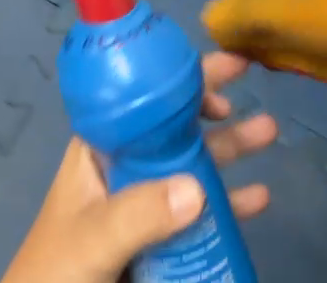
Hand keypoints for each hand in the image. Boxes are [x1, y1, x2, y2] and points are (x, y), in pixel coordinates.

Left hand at [0, 53, 276, 282]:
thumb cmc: (57, 267)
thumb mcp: (93, 236)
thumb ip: (138, 213)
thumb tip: (197, 185)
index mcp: (100, 150)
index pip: (143, 100)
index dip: (181, 78)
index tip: (220, 64)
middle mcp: (125, 169)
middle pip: (174, 127)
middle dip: (212, 105)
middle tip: (249, 79)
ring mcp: (143, 204)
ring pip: (192, 166)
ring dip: (230, 148)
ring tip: (269, 131)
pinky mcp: (159, 240)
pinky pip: (200, 214)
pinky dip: (230, 204)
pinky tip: (260, 198)